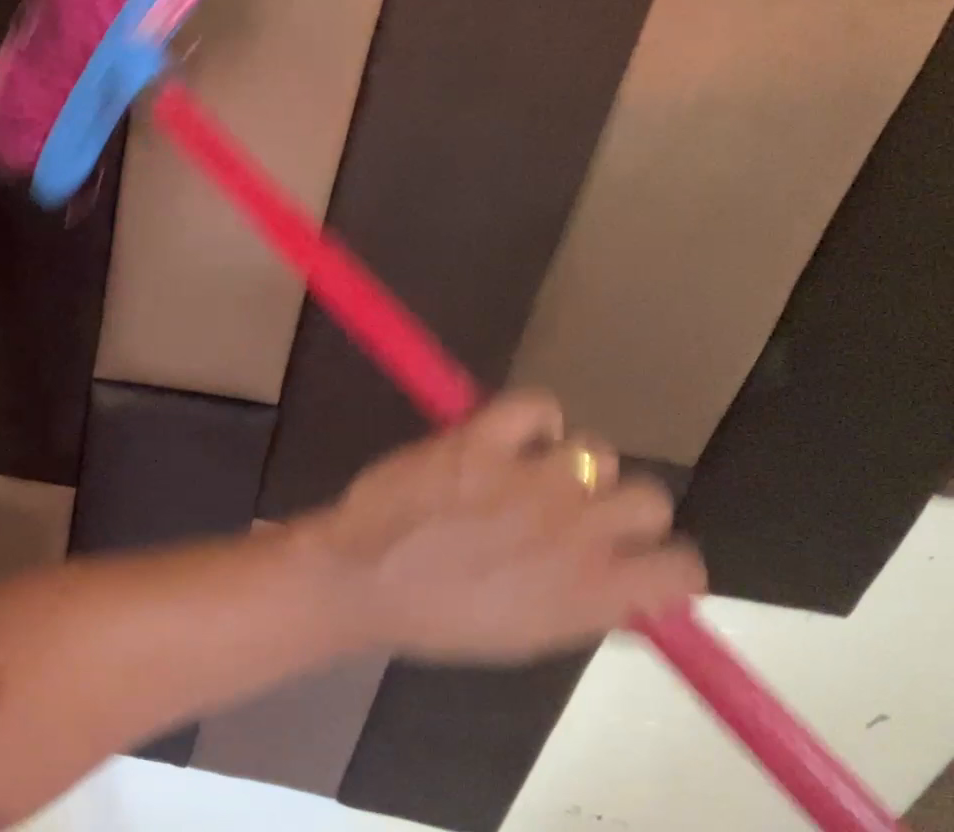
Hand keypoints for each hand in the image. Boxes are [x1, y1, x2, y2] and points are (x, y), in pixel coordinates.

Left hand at [300, 390, 705, 662]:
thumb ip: (585, 609)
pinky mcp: (480, 442)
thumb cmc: (435, 616)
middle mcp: (578, 533)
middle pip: (647, 497)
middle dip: (614, 506)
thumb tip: (623, 595)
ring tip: (526, 474)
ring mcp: (530, 481)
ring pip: (594, 450)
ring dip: (567, 463)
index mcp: (596, 593)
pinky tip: (510, 435)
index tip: (626, 555)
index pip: (682, 568)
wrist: (361, 578)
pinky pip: (535, 406)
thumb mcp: (528, 637)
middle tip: (567, 512)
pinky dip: (532, 416)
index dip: (657, 559)